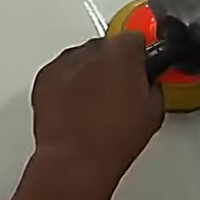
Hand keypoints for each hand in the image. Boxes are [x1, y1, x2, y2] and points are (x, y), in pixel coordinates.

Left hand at [30, 31, 164, 192]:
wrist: (76, 162)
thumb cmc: (112, 139)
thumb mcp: (154, 109)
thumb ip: (152, 84)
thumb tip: (147, 84)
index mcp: (123, 51)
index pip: (135, 38)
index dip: (139, 56)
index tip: (139, 69)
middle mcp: (93, 50)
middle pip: (108, 46)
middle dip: (113, 64)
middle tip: (118, 90)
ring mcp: (66, 63)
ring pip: (84, 58)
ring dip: (90, 72)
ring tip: (94, 102)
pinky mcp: (45, 78)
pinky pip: (62, 72)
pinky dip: (68, 83)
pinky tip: (76, 106)